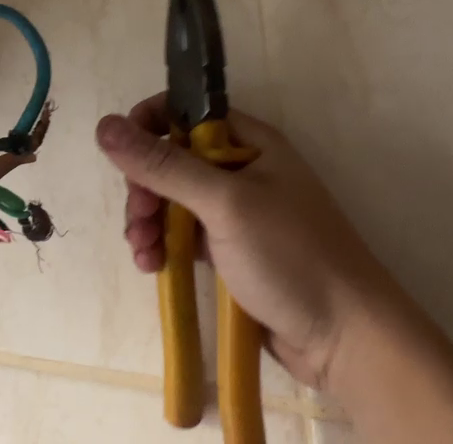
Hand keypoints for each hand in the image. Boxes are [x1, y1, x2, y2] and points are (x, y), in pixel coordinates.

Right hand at [96, 95, 395, 391]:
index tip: (122, 152)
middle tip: (139, 218)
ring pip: (171, 200)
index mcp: (250, 142)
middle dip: (144, 186)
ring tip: (143, 252)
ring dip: (148, 221)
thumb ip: (163, 165)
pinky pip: (182, 235)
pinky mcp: (230, 251)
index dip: (150, 125)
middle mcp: (241, 169)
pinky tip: (152, 267)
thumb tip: (105, 125)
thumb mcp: (224, 204)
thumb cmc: (292, 257)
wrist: (347, 341)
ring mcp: (236, 212)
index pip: (186, 112)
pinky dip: (162, 246)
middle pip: (171, 159)